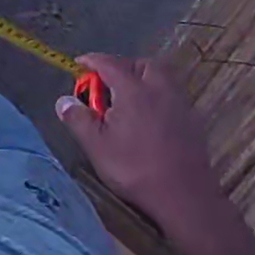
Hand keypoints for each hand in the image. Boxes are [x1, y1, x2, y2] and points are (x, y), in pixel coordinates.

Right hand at [54, 53, 226, 233]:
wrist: (181, 193)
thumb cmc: (132, 167)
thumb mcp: (95, 145)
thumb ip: (78, 119)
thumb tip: (63, 101)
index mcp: (133, 91)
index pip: (110, 64)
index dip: (92, 61)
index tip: (79, 63)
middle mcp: (159, 89)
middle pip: (141, 64)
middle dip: (121, 66)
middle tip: (104, 84)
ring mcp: (179, 103)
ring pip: (160, 77)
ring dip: (140, 78)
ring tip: (124, 98)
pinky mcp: (190, 119)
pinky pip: (170, 94)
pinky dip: (154, 94)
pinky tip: (144, 116)